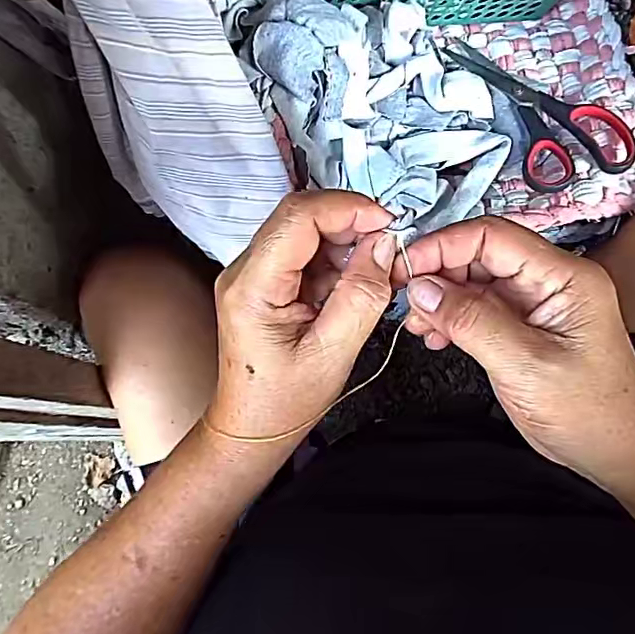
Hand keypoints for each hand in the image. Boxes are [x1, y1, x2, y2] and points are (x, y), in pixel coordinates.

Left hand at [207, 191, 397, 444]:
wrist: (253, 425)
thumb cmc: (282, 400)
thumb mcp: (334, 351)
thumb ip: (362, 295)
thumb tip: (383, 246)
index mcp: (252, 287)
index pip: (298, 217)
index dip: (346, 209)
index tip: (385, 221)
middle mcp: (246, 271)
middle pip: (302, 216)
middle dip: (351, 222)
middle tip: (388, 244)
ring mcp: (255, 273)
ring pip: (308, 230)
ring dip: (348, 241)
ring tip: (377, 270)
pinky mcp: (269, 280)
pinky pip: (309, 252)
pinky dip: (340, 258)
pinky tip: (357, 281)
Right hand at [394, 217, 634, 481]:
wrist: (617, 452)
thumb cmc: (593, 413)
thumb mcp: (525, 366)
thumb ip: (471, 322)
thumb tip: (424, 288)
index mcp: (565, 277)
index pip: (493, 236)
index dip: (444, 245)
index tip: (409, 266)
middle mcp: (551, 281)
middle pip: (481, 253)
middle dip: (438, 271)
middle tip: (407, 297)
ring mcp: (536, 302)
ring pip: (475, 280)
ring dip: (440, 296)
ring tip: (419, 322)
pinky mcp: (524, 323)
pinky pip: (478, 306)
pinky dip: (452, 316)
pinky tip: (437, 334)